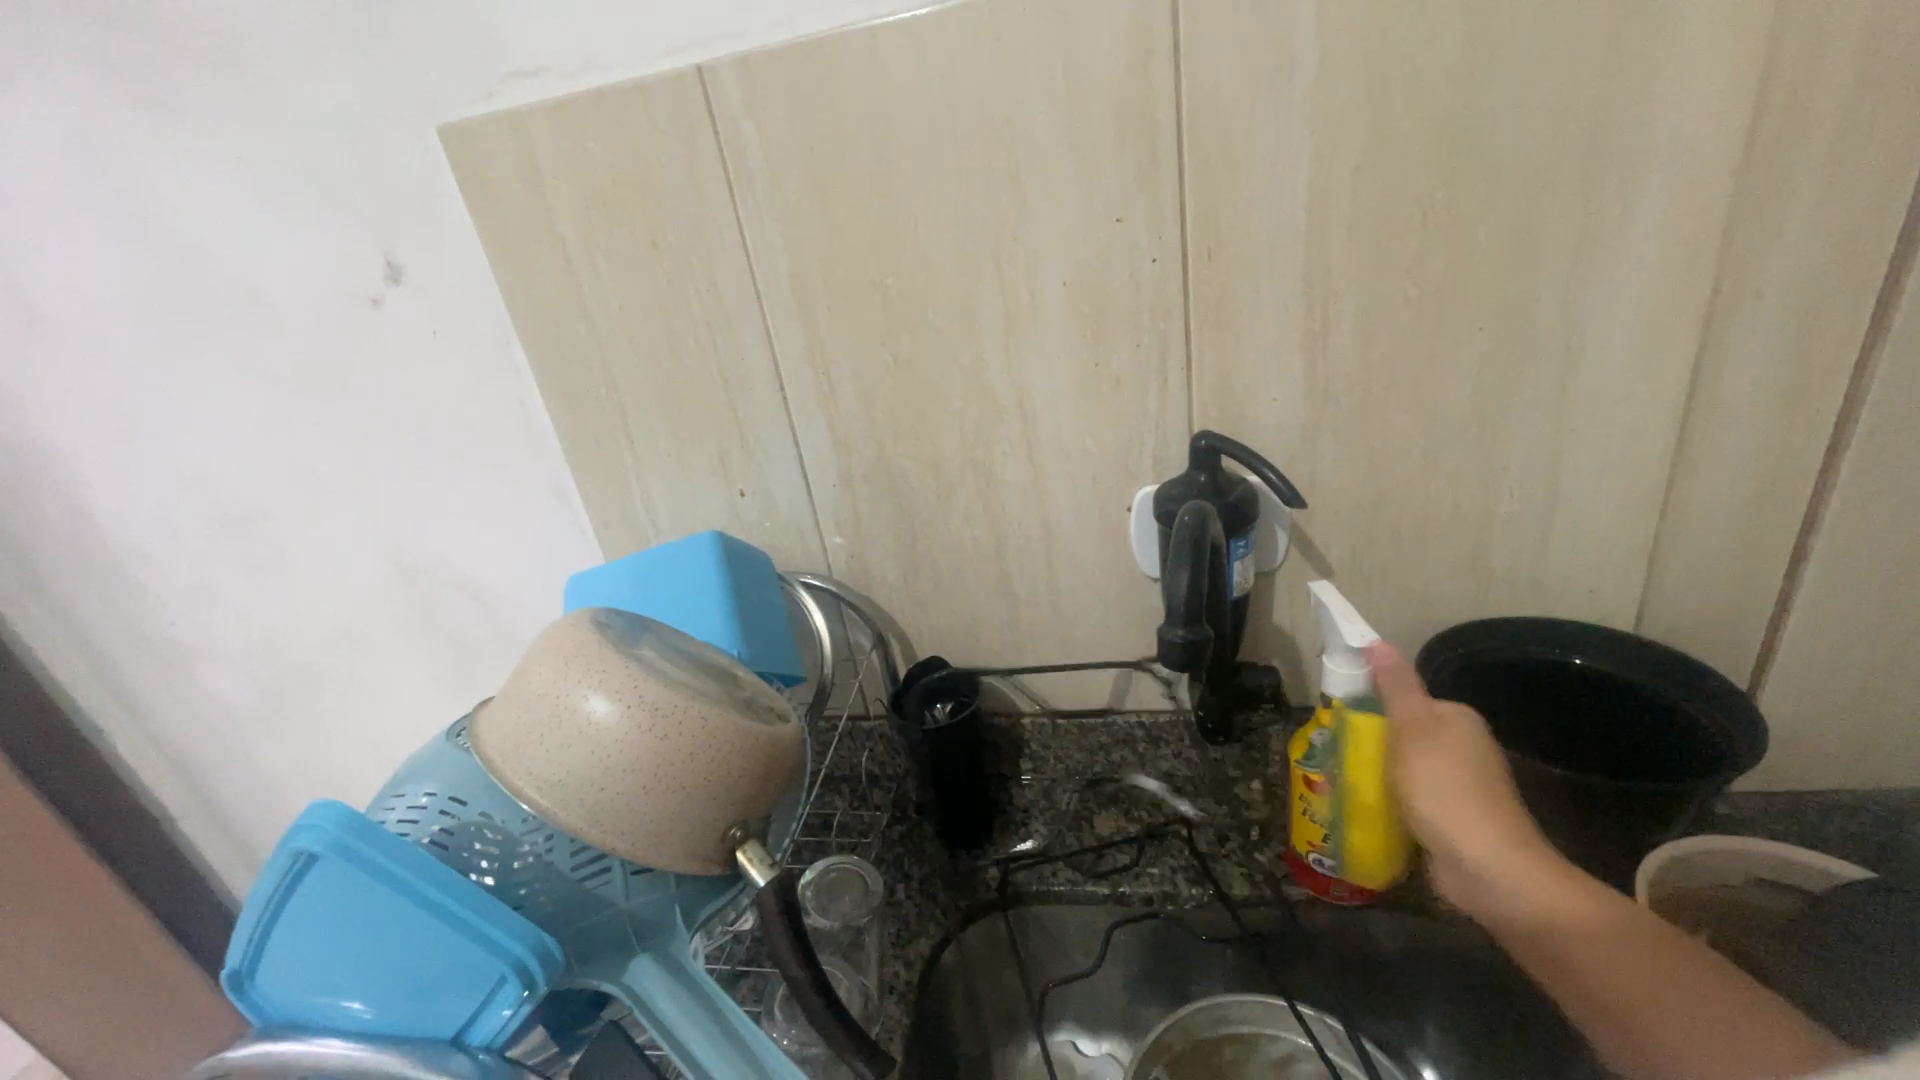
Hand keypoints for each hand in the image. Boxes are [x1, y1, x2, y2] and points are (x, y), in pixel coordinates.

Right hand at [1367, 642, 1569, 921]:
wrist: (1487, 867)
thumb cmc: (1443, 789)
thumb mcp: (1411, 728)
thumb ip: (1395, 686)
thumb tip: (1376, 641)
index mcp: (1457, 718)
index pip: (1406, 699)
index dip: (1371, 706)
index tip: (1339, 721)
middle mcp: (1464, 747)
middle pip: (1404, 735)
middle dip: (1370, 745)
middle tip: (1335, 756)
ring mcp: (1462, 786)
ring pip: (1405, 770)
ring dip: (1378, 777)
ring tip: (1342, 785)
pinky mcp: (1455, 820)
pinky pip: (1412, 801)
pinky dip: (1391, 804)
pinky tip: (1369, 813)